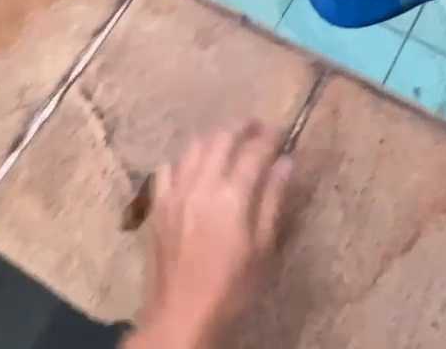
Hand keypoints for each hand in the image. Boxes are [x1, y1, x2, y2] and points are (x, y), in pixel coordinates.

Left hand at [129, 123, 292, 348]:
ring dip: (214, 138)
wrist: (179, 317)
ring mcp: (176, 193)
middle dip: (242, 128)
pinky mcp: (158, 207)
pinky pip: (167, 169)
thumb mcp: (263, 247)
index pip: (254, 150)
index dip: (270, 137)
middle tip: (257, 129)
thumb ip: (273, 199)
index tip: (281, 134)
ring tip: (228, 143)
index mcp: (232, 195)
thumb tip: (286, 162)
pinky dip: (183, 160)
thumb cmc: (231, 286)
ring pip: (194, 147)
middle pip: (222, 138)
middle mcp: (202, 185)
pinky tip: (193, 168)